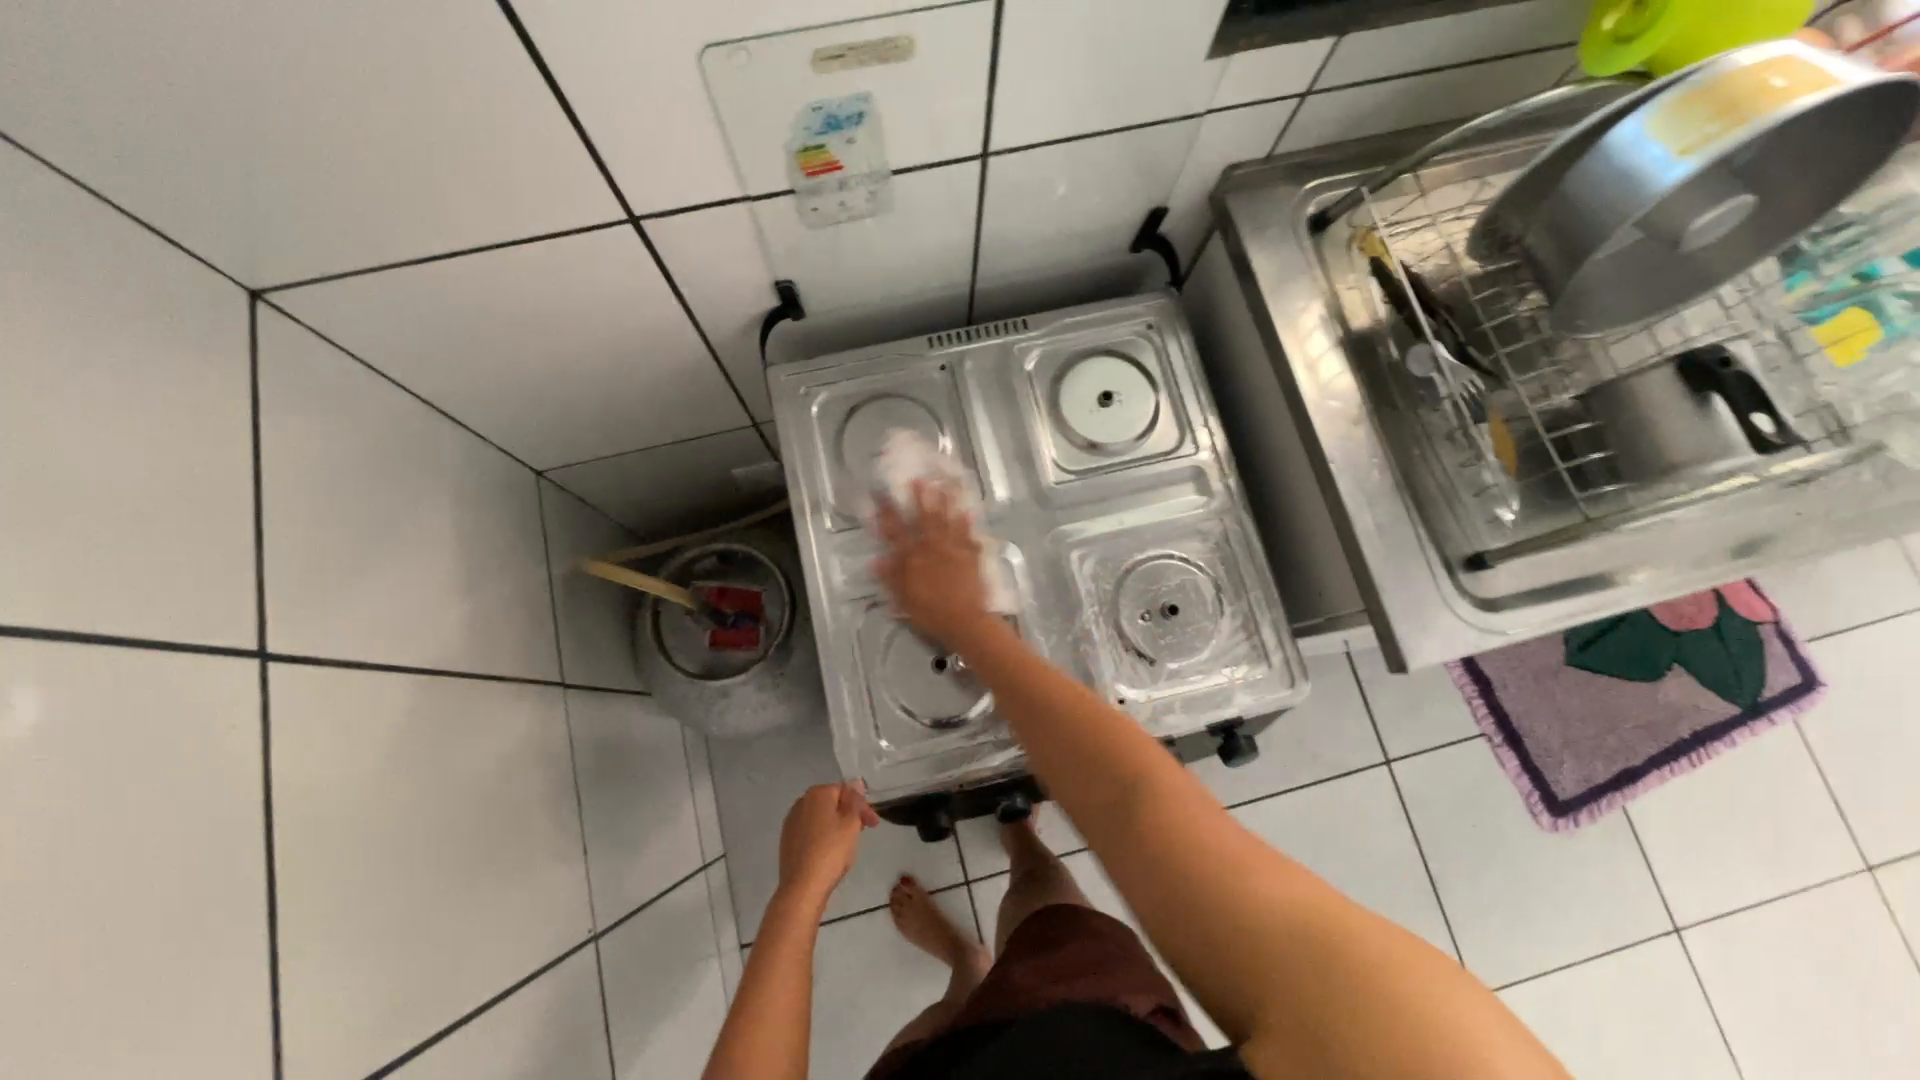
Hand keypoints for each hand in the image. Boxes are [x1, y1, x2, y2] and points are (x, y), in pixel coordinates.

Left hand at [776, 781, 879, 905]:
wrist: (802, 887)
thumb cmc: (831, 851)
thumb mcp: (851, 823)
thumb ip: (855, 801)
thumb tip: (856, 782)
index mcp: (817, 794)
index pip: (846, 791)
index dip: (862, 806)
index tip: (873, 824)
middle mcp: (801, 802)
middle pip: (831, 802)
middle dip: (849, 814)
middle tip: (863, 832)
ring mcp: (791, 822)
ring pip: (821, 817)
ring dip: (836, 825)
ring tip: (848, 843)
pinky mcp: (787, 840)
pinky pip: (810, 831)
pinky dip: (822, 836)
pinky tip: (829, 851)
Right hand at [874, 480, 997, 650]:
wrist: (966, 621)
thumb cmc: (931, 613)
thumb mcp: (904, 599)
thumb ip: (891, 578)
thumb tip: (876, 560)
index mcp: (912, 558)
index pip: (896, 531)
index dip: (887, 512)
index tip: (881, 495)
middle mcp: (933, 548)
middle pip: (925, 518)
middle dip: (921, 497)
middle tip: (919, 478)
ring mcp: (954, 549)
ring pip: (948, 520)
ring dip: (946, 501)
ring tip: (945, 484)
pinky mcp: (972, 556)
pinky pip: (969, 535)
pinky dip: (968, 522)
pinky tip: (969, 510)